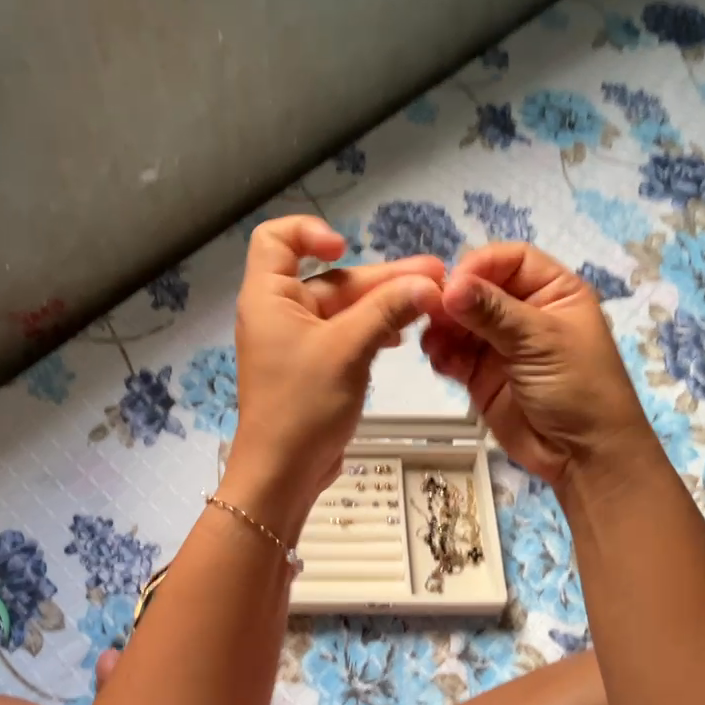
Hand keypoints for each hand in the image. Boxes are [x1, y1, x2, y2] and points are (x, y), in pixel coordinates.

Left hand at [230, 216, 443, 500]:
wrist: (282, 473)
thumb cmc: (303, 405)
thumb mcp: (348, 349)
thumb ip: (387, 310)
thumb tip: (428, 283)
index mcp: (269, 297)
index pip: (276, 239)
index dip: (309, 232)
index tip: (346, 247)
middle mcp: (279, 313)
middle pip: (330, 279)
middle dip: (380, 278)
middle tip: (435, 276)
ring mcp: (297, 343)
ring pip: (344, 310)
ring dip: (384, 305)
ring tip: (432, 303)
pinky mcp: (313, 368)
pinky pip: (344, 336)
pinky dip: (372, 331)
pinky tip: (403, 336)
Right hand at [421, 243, 648, 485]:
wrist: (582, 455)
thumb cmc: (578, 387)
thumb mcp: (540, 342)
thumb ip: (493, 312)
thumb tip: (450, 286)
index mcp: (553, 292)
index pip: (509, 260)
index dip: (479, 266)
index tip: (452, 286)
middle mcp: (523, 312)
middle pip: (477, 289)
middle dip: (453, 301)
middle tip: (431, 315)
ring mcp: (499, 344)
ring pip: (459, 322)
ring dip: (442, 329)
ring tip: (434, 344)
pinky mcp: (480, 374)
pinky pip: (452, 354)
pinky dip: (442, 355)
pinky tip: (441, 363)